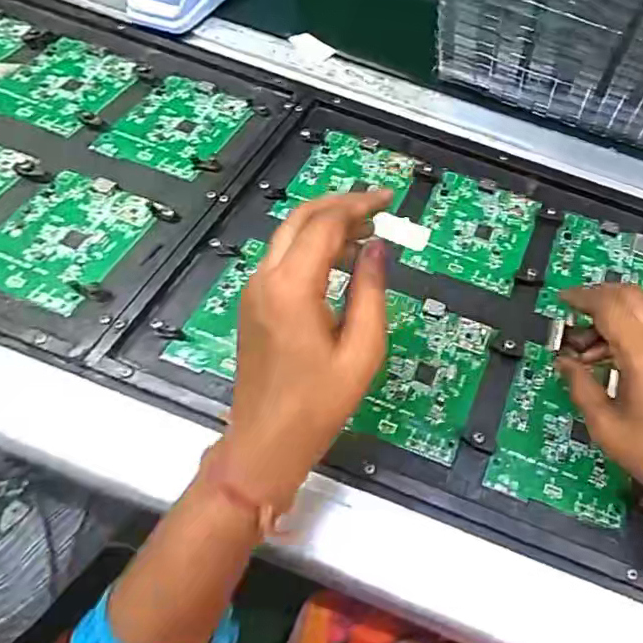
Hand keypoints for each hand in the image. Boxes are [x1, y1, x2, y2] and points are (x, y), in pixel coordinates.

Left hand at [223, 191, 392, 505]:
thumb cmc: (319, 403)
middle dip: (340, 204)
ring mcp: (254, 290)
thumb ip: (371, 290)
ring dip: (327, 224)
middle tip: (378, 206)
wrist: (265, 443)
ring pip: (289, 234)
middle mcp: (266, 280)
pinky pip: (284, 257)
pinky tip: (342, 256)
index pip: (325, 225)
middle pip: (300, 218)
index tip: (388, 199)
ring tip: (368, 229)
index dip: (359, 206)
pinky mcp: (254, 303)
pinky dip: (313, 245)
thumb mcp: (362, 349)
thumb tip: (377, 247)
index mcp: (292, 288)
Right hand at [556, 284, 642, 522]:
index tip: (561, 300)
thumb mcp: (606, 426)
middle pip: (628, 295)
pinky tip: (608, 360)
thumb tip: (565, 364)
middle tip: (572, 316)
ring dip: (611, 317)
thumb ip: (581, 386)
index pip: (608, 304)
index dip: (581, 297)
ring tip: (584, 351)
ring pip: (640, 309)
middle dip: (596, 298)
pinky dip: (626, 330)